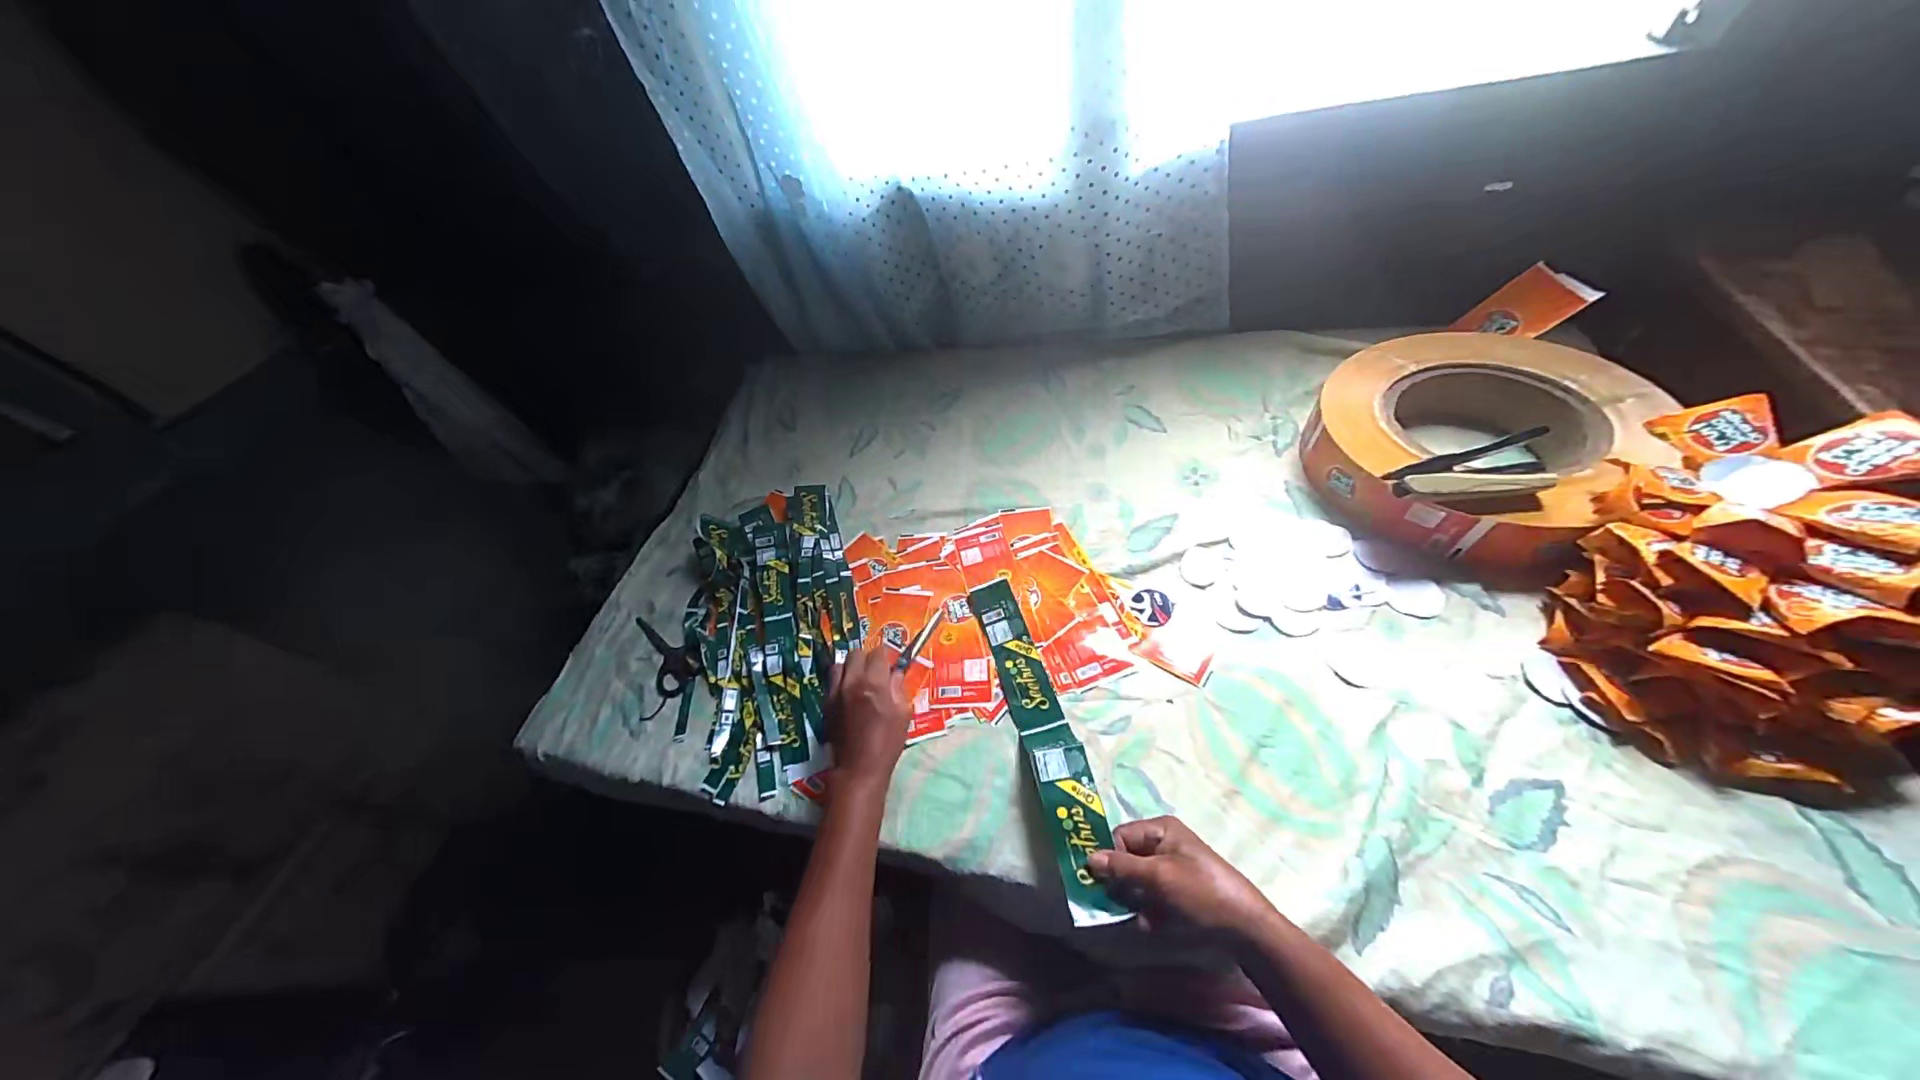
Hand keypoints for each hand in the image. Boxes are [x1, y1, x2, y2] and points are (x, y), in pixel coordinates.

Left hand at [826, 642, 908, 790]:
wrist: (858, 768)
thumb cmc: (887, 743)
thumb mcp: (903, 714)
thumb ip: (898, 689)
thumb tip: (896, 673)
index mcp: (874, 684)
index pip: (878, 652)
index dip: (886, 656)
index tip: (889, 664)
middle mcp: (852, 682)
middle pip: (856, 653)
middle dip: (867, 658)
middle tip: (875, 672)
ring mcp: (835, 692)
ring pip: (840, 664)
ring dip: (851, 667)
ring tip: (859, 680)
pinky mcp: (826, 703)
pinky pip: (831, 681)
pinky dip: (840, 680)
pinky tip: (848, 693)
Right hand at [1087, 815, 1278, 936]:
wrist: (1246, 929)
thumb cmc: (1201, 893)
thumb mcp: (1159, 877)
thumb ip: (1122, 867)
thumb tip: (1088, 858)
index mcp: (1161, 830)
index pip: (1120, 835)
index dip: (1109, 856)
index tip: (1099, 881)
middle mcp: (1163, 844)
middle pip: (1125, 858)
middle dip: (1120, 881)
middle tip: (1116, 901)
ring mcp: (1171, 868)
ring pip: (1135, 881)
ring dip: (1133, 899)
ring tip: (1141, 914)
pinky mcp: (1177, 892)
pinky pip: (1150, 897)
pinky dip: (1147, 910)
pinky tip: (1153, 923)